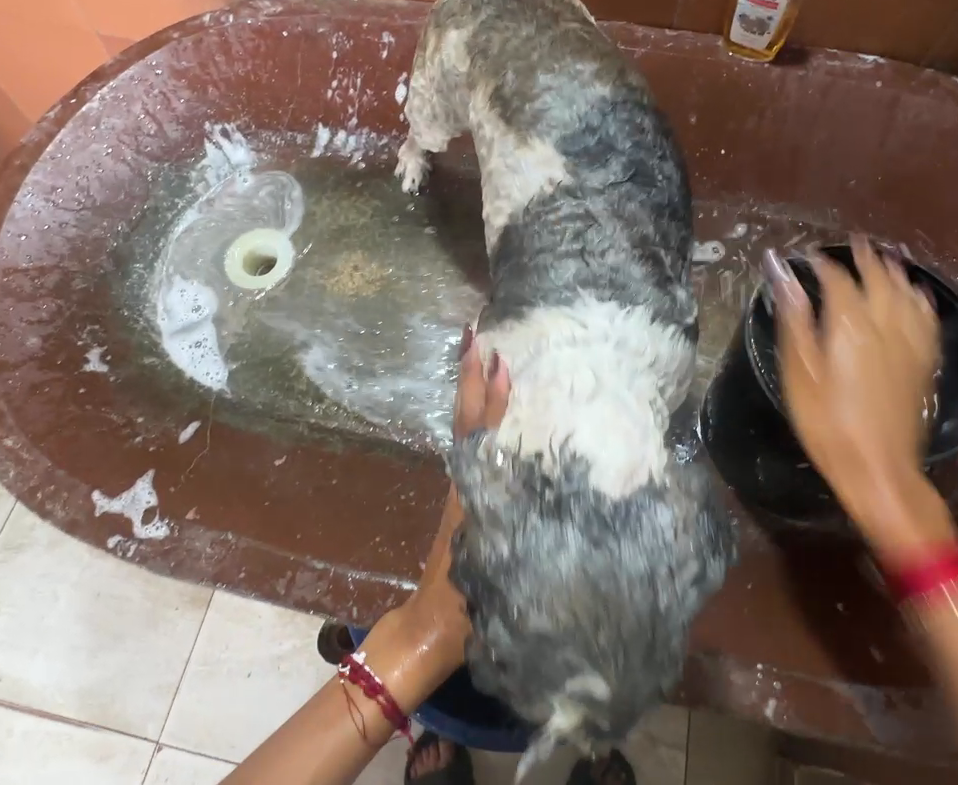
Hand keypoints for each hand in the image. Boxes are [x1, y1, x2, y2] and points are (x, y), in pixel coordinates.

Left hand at [390, 330, 509, 654]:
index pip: (481, 429)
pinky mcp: (468, 497)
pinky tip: (492, 405)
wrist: (434, 627)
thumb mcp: (490, 559)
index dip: (489, 393)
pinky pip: (474, 444)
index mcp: (474, 488)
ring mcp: (467, 484)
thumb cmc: (467, 598)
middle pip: (467, 416)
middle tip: (477, 331)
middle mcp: (469, 476)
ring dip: (473, 389)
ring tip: (483, 354)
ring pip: (469, 426)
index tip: (497, 353)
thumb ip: (505, 522)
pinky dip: (480, 416)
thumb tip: (524, 484)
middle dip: (471, 374)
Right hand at [765, 236, 953, 559]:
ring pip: (908, 295)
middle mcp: (886, 327)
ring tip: (890, 255)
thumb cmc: (827, 424)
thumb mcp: (799, 373)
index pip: (838, 280)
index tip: (806, 256)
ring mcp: (910, 345)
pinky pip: (928, 321)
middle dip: (867, 258)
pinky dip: (922, 301)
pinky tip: (920, 295)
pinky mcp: (924, 365)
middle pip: (880, 280)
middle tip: (855, 242)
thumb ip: (794, 318)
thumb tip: (781, 273)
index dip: (822, 264)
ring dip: (897, 272)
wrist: (878, 469)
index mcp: (851, 326)